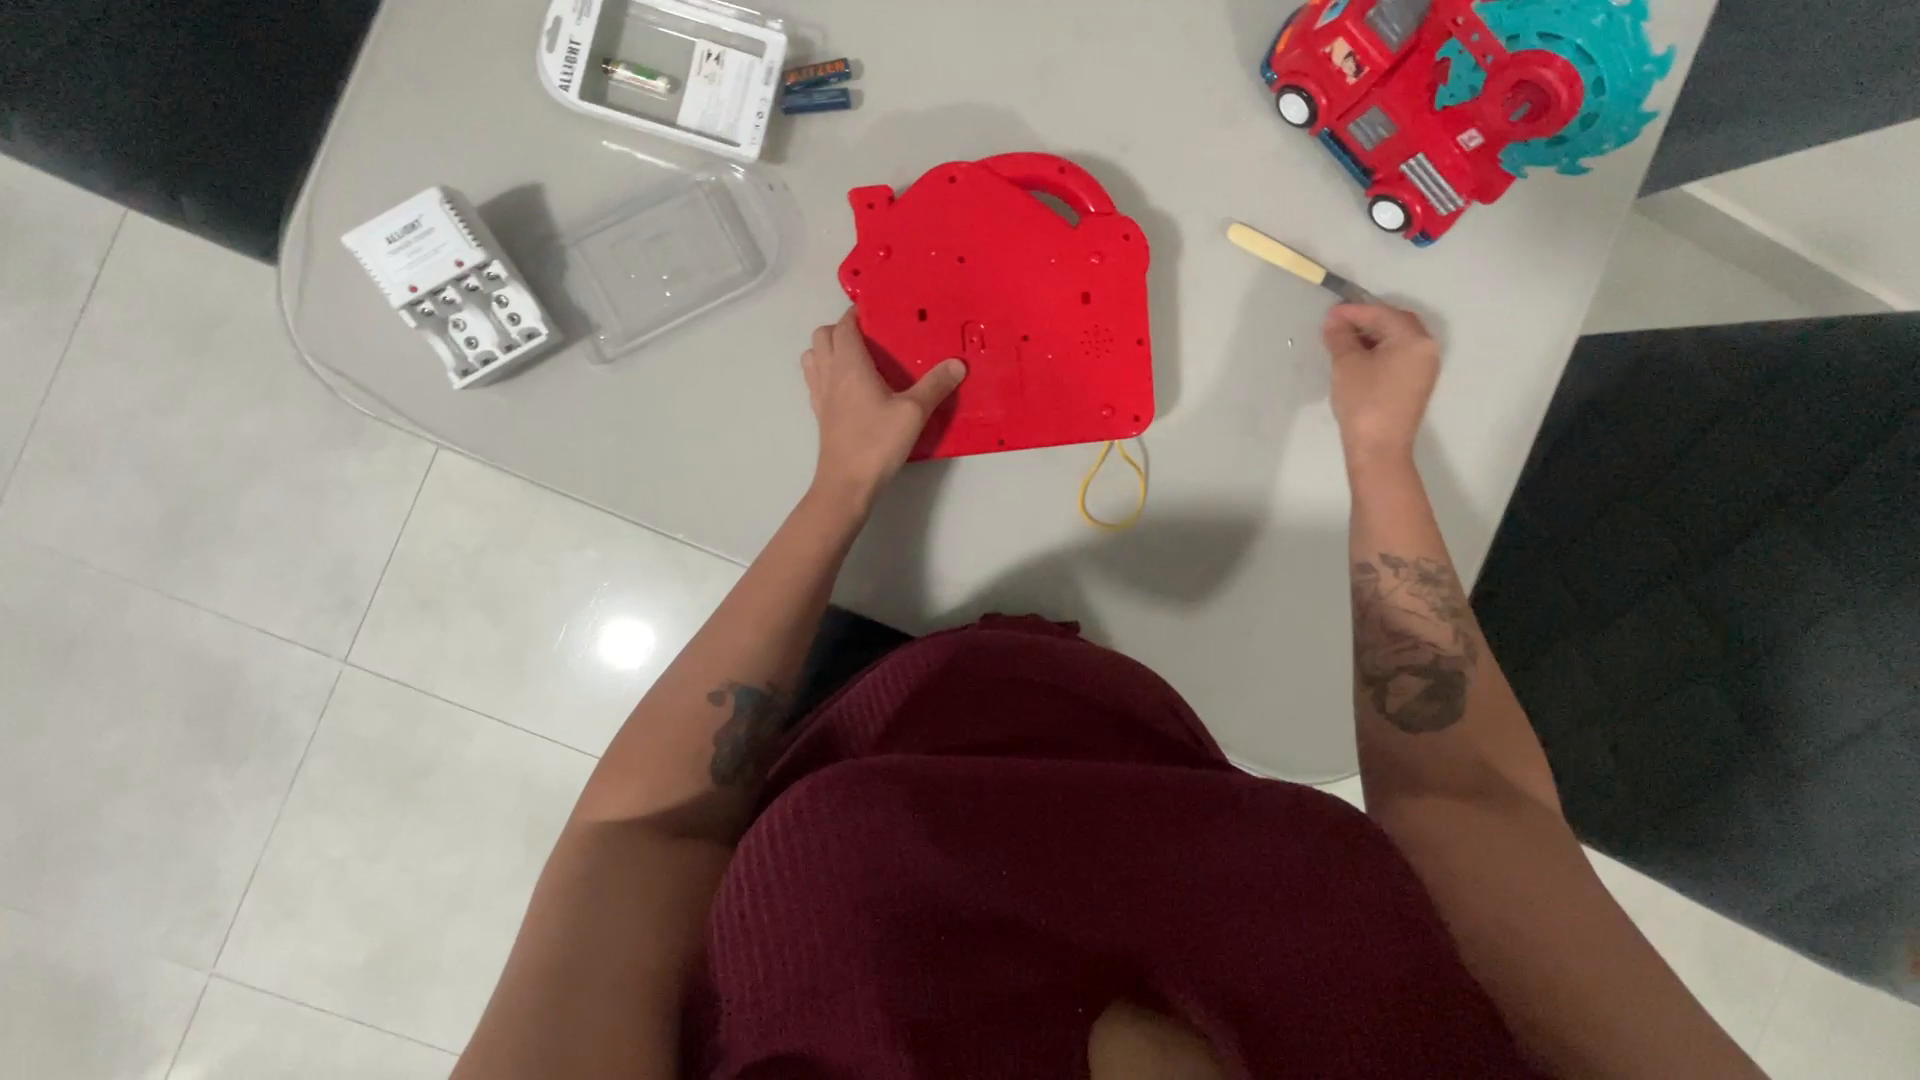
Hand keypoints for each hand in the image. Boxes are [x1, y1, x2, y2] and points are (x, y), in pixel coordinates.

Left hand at [802, 308, 965, 506]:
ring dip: (829, 351)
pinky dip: (827, 374)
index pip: (843, 325)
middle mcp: (829, 374)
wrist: (846, 484)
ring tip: (857, 359)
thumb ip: (935, 385)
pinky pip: (816, 382)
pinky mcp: (820, 415)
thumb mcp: (913, 413)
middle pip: (821, 336)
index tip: (878, 313)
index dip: (857, 314)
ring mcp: (820, 396)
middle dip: (841, 329)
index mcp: (849, 365)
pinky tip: (850, 388)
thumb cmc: (877, 443)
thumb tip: (957, 364)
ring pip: (813, 358)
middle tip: (870, 338)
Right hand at [1323, 303, 1440, 468]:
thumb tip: (1334, 321)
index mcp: (1413, 340)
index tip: (1330, 314)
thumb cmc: (1364, 402)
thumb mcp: (1346, 365)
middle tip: (1339, 325)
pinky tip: (1360, 358)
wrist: (1379, 448)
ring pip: (1398, 340)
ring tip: (1345, 342)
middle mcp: (1426, 349)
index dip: (1354, 312)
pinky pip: (1400, 356)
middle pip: (1396, 323)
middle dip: (1367, 320)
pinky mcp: (1417, 383)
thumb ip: (1340, 338)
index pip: (1382, 314)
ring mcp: (1424, 367)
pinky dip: (1380, 351)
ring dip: (1373, 336)